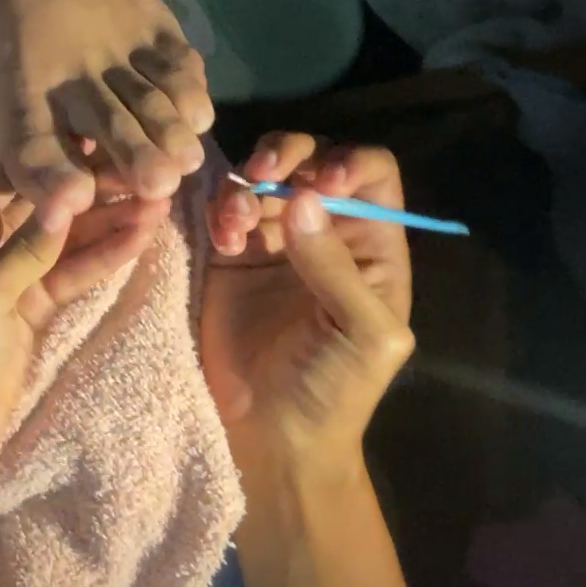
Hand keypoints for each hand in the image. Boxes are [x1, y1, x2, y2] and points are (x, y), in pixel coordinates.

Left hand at [0, 164, 169, 494]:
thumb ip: (29, 247)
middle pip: (47, 205)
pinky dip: (103, 260)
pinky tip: (141, 238)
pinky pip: (71, 276)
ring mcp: (14, 276)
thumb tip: (68, 193)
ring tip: (159, 198)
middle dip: (93, 188)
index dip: (58, 157)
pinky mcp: (34, 308)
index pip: (14, 175)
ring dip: (108, 222)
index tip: (108, 135)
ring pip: (66, 240)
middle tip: (149, 167)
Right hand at [200, 134, 414, 476]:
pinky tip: (220, 243)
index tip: (319, 182)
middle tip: (261, 175)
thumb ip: (338, 268)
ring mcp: (268, 240)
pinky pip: (217, 209)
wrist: (269, 430)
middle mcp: (320, 231)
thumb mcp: (365, 335)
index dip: (345, 163)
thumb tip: (303, 198)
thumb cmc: (333, 388)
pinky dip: (215, 212)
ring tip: (233, 230)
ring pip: (255, 179)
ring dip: (242, 190)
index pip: (369, 174)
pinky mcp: (223, 255)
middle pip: (306, 160)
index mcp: (370, 245)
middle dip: (283, 156)